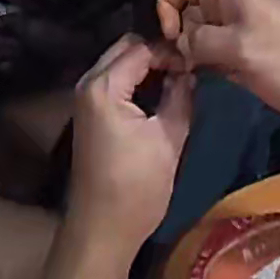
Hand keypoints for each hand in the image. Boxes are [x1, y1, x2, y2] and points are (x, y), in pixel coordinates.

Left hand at [67, 34, 194, 256]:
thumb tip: (190, 73)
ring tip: (176, 79)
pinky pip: (112, 78)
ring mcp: (84, 95)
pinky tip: (156, 93)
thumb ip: (180, 98)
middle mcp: (88, 82)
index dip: (170, 52)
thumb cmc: (135, 188)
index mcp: (104, 86)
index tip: (194, 65)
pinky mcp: (88, 109)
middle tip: (185, 70)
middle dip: (156, 53)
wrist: (100, 231)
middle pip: (125, 47)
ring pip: (118, 60)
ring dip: (144, 65)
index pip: (141, 48)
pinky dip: (133, 78)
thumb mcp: (167, 141)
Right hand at [158, 0, 279, 120]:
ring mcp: (236, 28)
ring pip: (196, 33)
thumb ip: (200, 41)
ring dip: (191, 54)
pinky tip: (211, 82)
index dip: (166, 7)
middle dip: (177, 35)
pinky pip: (213, 51)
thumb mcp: (239, 48)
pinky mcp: (244, 51)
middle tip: (183, 65)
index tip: (173, 38)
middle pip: (183, 9)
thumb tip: (178, 44)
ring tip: (195, 76)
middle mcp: (226, 3)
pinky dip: (206, 65)